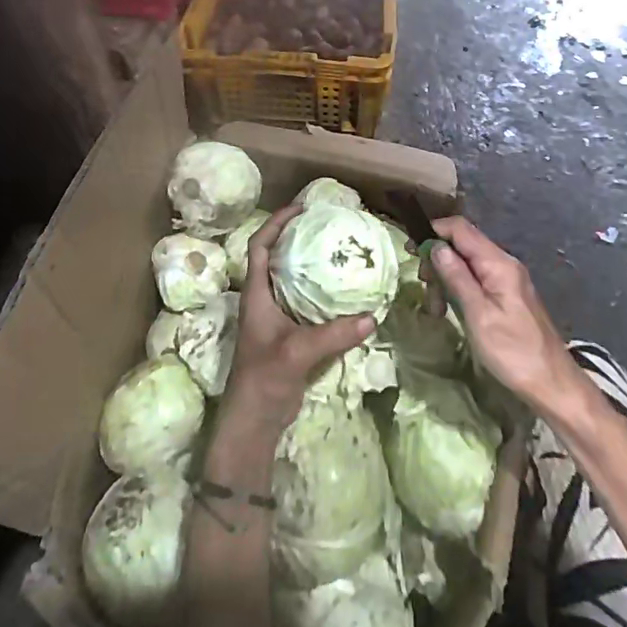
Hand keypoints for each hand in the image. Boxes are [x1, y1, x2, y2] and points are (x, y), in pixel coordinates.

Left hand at [225, 205, 375, 429]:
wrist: (255, 419)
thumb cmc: (264, 378)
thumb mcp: (297, 352)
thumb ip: (333, 335)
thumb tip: (371, 318)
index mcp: (256, 294)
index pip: (259, 247)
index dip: (276, 223)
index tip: (300, 208)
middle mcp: (264, 299)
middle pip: (277, 257)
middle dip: (297, 237)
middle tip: (327, 224)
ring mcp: (277, 317)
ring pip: (293, 279)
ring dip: (311, 263)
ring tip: (338, 248)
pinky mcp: (290, 333)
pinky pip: (307, 302)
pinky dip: (323, 292)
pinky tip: (345, 290)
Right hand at [430, 217, 580, 416]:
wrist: (552, 383)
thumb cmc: (513, 351)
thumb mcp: (478, 314)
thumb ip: (457, 278)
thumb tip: (436, 247)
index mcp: (499, 264)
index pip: (460, 228)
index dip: (433, 232)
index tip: (411, 251)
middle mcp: (504, 264)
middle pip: (462, 245)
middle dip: (437, 261)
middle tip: (425, 290)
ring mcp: (507, 279)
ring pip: (467, 264)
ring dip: (445, 279)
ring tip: (436, 308)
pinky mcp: (507, 295)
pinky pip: (476, 280)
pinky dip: (458, 289)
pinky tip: (450, 310)